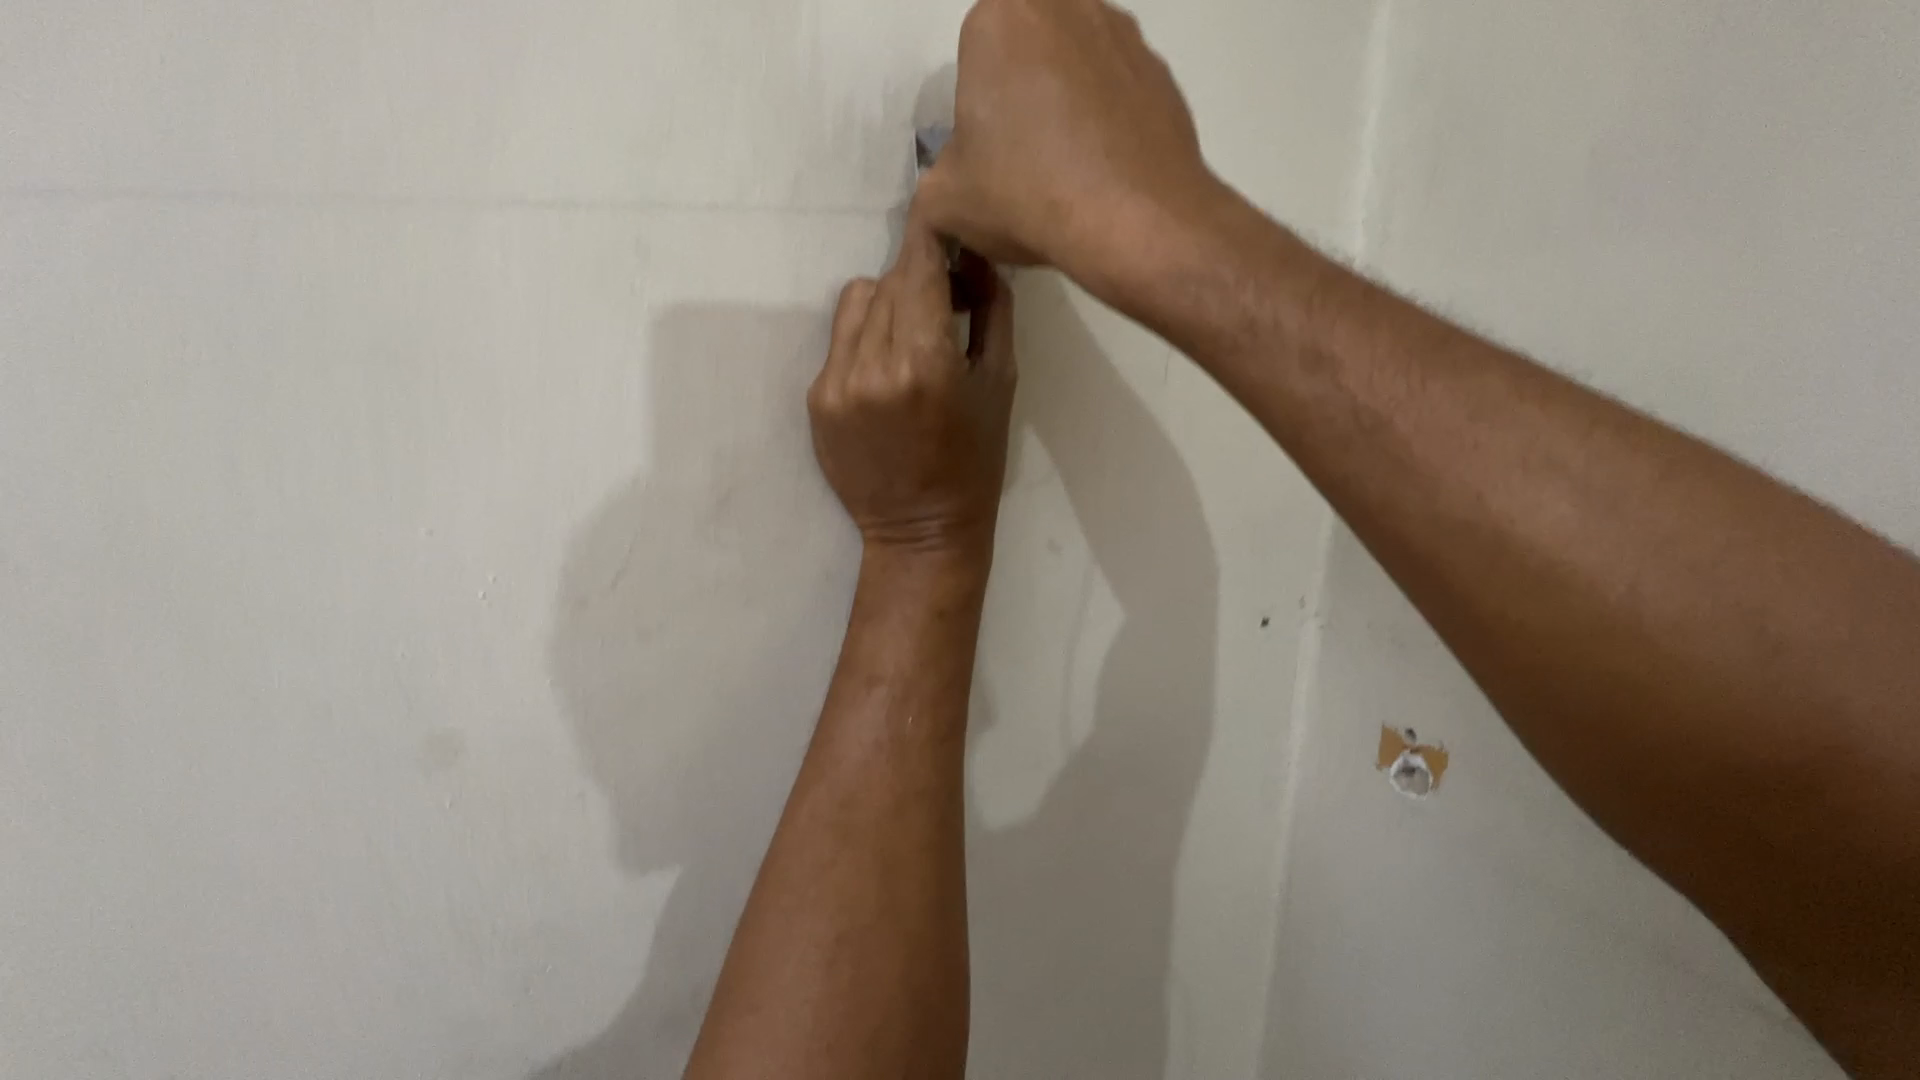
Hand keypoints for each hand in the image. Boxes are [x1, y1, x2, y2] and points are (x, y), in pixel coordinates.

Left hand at [809, 216, 1016, 557]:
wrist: (921, 531)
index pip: (917, 264)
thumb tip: (978, 254)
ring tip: (912, 338)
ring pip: (856, 302)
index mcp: (924, 362)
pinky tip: (887, 373)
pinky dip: (865, 340)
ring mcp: (835, 383)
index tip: (945, 218)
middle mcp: (871, 365)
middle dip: (918, 277)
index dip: (931, 233)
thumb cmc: (975, 461)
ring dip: (887, 303)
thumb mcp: (1000, 384)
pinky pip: (840, 341)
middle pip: (888, 279)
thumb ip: (990, 310)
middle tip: (946, 298)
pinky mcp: (815, 400)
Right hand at [914, 0, 1221, 295]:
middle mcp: (1063, 5)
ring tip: (1070, 167)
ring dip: (1069, 102)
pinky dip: (1110, 121)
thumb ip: (936, 179)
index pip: (975, 55)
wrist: (1131, 223)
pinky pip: (1120, 90)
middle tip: (1026, 155)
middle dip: (1024, 92)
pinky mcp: (1161, 71)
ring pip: (1078, 63)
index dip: (978, 106)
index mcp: (998, 19)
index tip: (989, 149)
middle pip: (1029, 50)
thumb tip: (955, 182)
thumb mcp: (944, 202)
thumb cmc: (1024, 196)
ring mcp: (1120, 33)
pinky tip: (1106, 171)